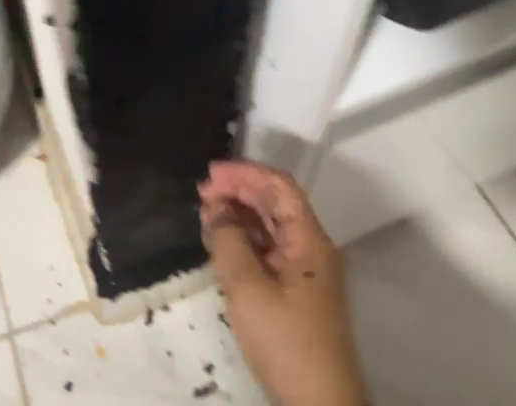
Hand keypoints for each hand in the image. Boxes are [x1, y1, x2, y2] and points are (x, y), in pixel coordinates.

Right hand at [200, 161, 368, 405]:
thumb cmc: (286, 342)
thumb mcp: (248, 289)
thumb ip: (229, 241)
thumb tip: (216, 209)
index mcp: (310, 240)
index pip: (279, 187)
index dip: (245, 173)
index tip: (210, 175)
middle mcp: (313, 249)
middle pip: (277, 204)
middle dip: (240, 191)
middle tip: (202, 192)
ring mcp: (308, 273)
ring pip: (273, 229)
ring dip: (241, 216)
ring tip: (206, 214)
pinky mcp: (299, 295)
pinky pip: (271, 253)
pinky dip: (246, 242)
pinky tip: (223, 245)